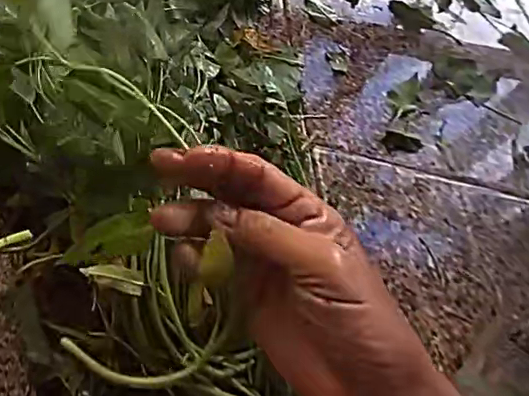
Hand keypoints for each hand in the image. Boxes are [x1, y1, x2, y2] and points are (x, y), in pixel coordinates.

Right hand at [150, 146, 454, 395]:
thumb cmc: (360, 316)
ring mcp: (255, 256)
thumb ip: (267, 233)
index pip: (253, 172)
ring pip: (211, 224)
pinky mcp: (242, 290)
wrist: (370, 389)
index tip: (183, 156)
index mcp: (299, 208)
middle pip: (226, 190)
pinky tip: (184, 261)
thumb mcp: (321, 265)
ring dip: (185, 217)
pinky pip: (210, 263)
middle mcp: (272, 223)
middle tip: (158, 166)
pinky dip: (192, 258)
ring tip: (159, 221)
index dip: (218, 159)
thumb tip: (214, 210)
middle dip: (192, 176)